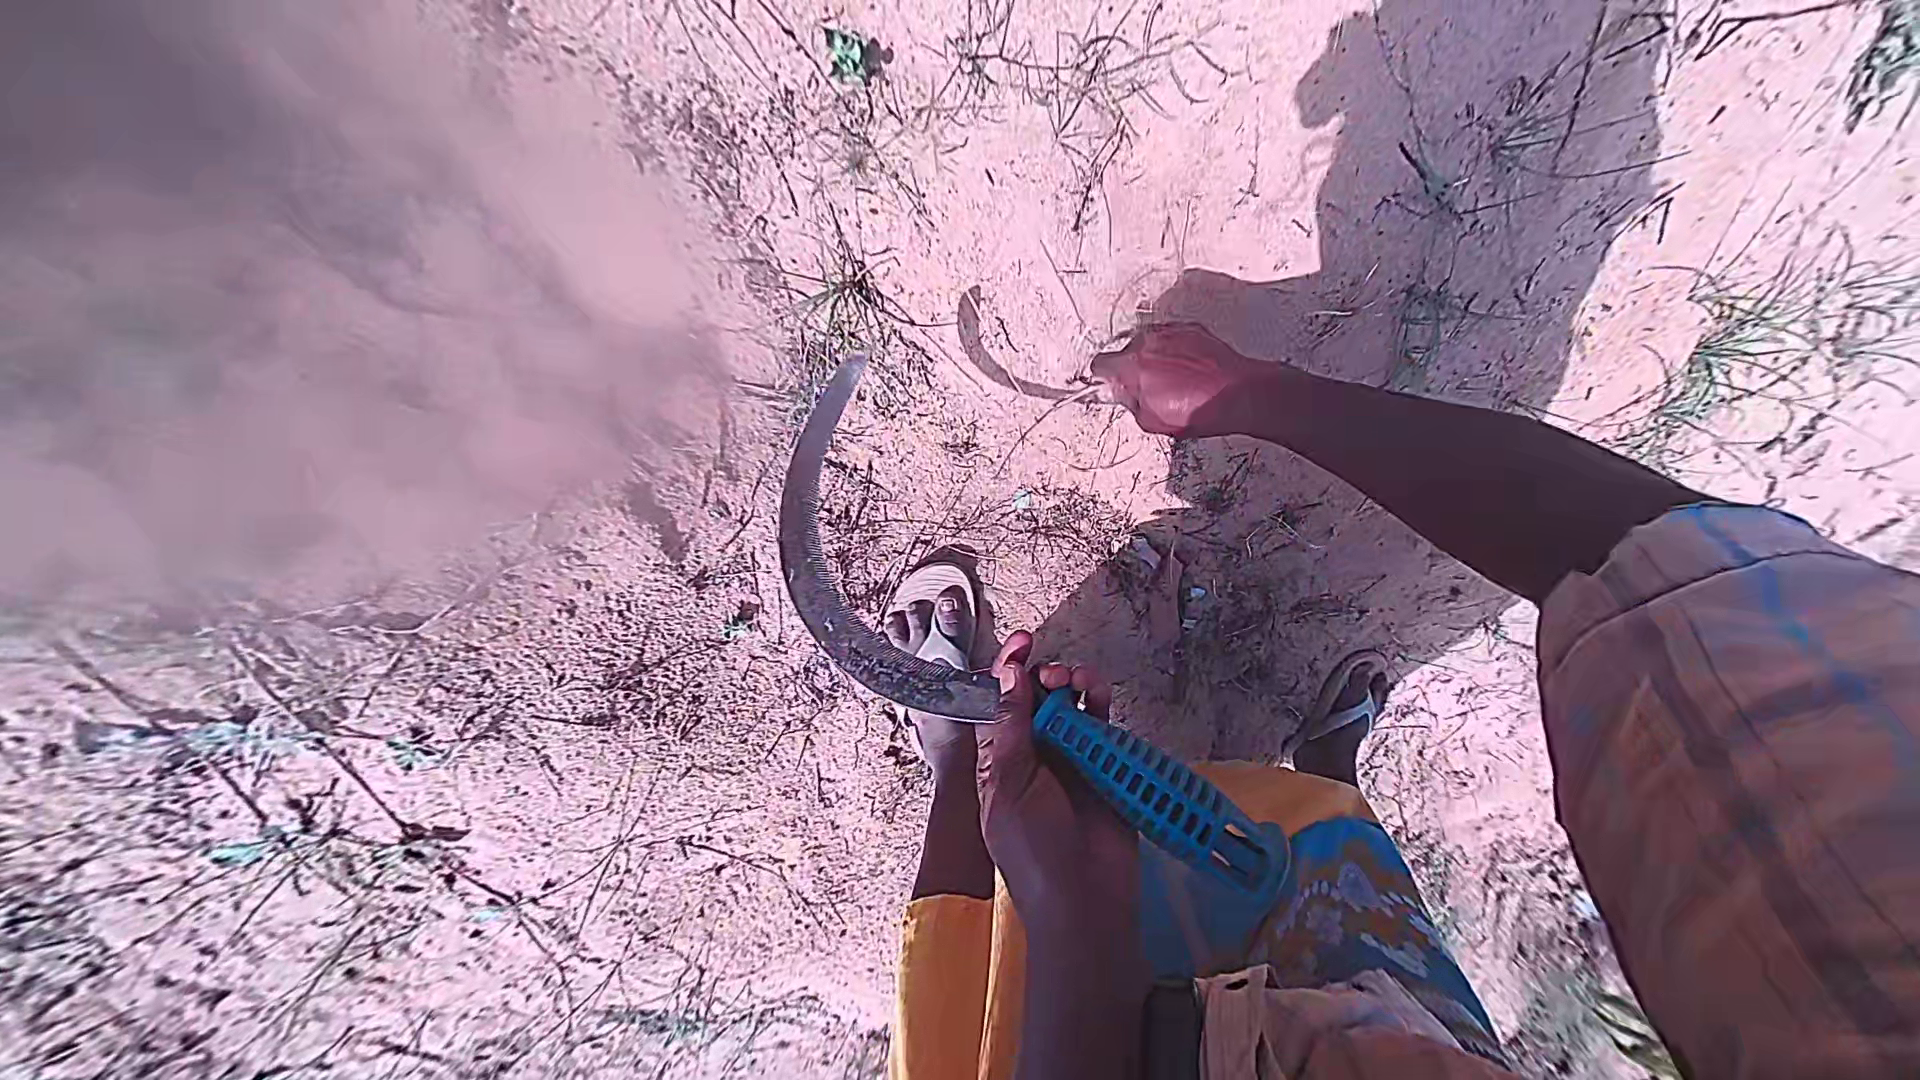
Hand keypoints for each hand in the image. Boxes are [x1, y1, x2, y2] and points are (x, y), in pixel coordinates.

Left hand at [975, 632, 1138, 933]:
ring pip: (1069, 704)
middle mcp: (1033, 750)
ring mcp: (1069, 755)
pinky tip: (1097, 690)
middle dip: (1042, 676)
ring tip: (1075, 680)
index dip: (1006, 670)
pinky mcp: (1102, 762)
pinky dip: (1098, 701)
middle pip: (1036, 697)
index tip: (1021, 643)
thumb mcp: (1009, 786)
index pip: (999, 702)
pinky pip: (1099, 722)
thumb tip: (1008, 676)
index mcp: (1000, 757)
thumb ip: (1010, 729)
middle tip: (1052, 675)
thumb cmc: (1033, 850)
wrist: (1085, 900)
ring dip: (1071, 683)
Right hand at [1091, 322, 1278, 437]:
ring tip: (1171, 382)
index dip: (1102, 379)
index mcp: (1130, 366)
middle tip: (1146, 390)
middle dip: (1131, 369)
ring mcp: (1170, 332)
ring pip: (1148, 344)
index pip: (1099, 365)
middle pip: (1124, 352)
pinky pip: (1171, 338)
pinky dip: (1173, 351)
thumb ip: (1130, 403)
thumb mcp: (1150, 421)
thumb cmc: (1199, 409)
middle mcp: (1147, 342)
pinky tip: (1185, 371)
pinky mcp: (1191, 329)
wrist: (1238, 394)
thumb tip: (1124, 396)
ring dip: (1152, 359)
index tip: (1109, 386)